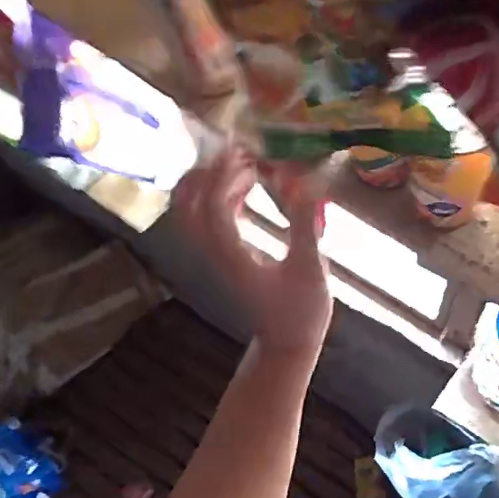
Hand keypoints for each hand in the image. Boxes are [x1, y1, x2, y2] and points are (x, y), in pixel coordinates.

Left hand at [172, 143, 332, 359]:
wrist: (285, 343)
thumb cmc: (301, 312)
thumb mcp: (310, 270)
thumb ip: (305, 227)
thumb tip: (305, 185)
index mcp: (234, 258)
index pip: (214, 209)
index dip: (226, 177)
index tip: (248, 154)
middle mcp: (216, 254)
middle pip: (187, 205)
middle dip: (209, 172)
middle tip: (242, 153)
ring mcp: (215, 256)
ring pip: (192, 210)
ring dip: (212, 181)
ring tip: (247, 165)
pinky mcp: (222, 256)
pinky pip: (207, 217)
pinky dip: (220, 194)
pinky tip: (248, 185)